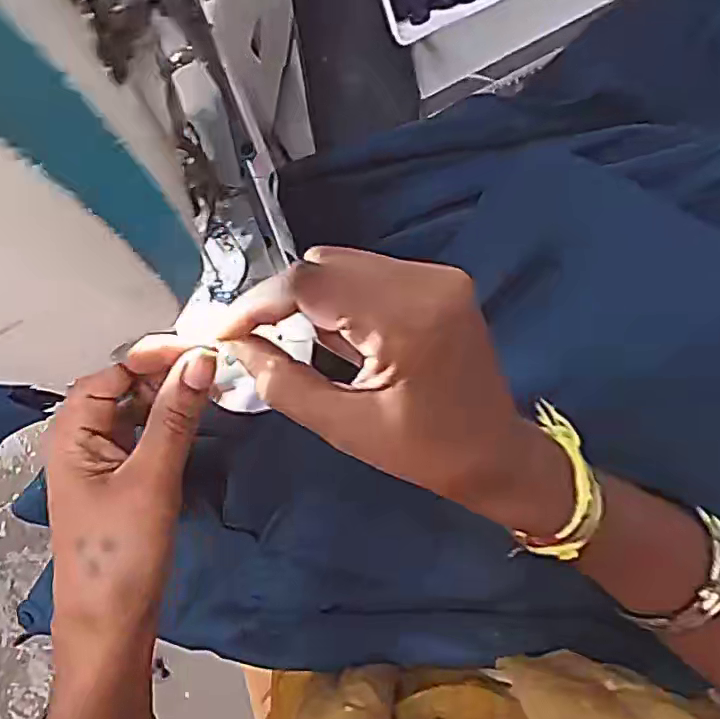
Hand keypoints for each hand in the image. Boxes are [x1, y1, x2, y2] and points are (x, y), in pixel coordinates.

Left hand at [45, 349, 216, 660]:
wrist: (111, 625)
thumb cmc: (118, 559)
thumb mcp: (151, 479)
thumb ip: (175, 416)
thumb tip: (197, 362)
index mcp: (71, 433)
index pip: (113, 372)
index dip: (154, 357)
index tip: (199, 350)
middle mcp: (81, 441)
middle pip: (124, 388)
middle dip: (165, 376)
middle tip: (211, 369)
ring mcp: (103, 462)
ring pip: (138, 413)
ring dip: (171, 400)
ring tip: (210, 391)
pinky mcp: (123, 481)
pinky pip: (146, 439)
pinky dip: (171, 427)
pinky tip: (196, 423)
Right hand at [212, 247, 575, 534]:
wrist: (494, 454)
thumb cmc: (424, 453)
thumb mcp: (343, 426)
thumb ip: (282, 382)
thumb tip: (236, 346)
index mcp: (407, 320)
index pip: (310, 283)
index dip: (257, 304)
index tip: (226, 331)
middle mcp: (426, 282)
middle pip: (324, 264)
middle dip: (279, 299)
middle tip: (253, 338)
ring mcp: (437, 276)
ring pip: (342, 265)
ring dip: (306, 298)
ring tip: (291, 341)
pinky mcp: (438, 281)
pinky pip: (366, 274)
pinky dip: (336, 299)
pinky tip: (332, 336)